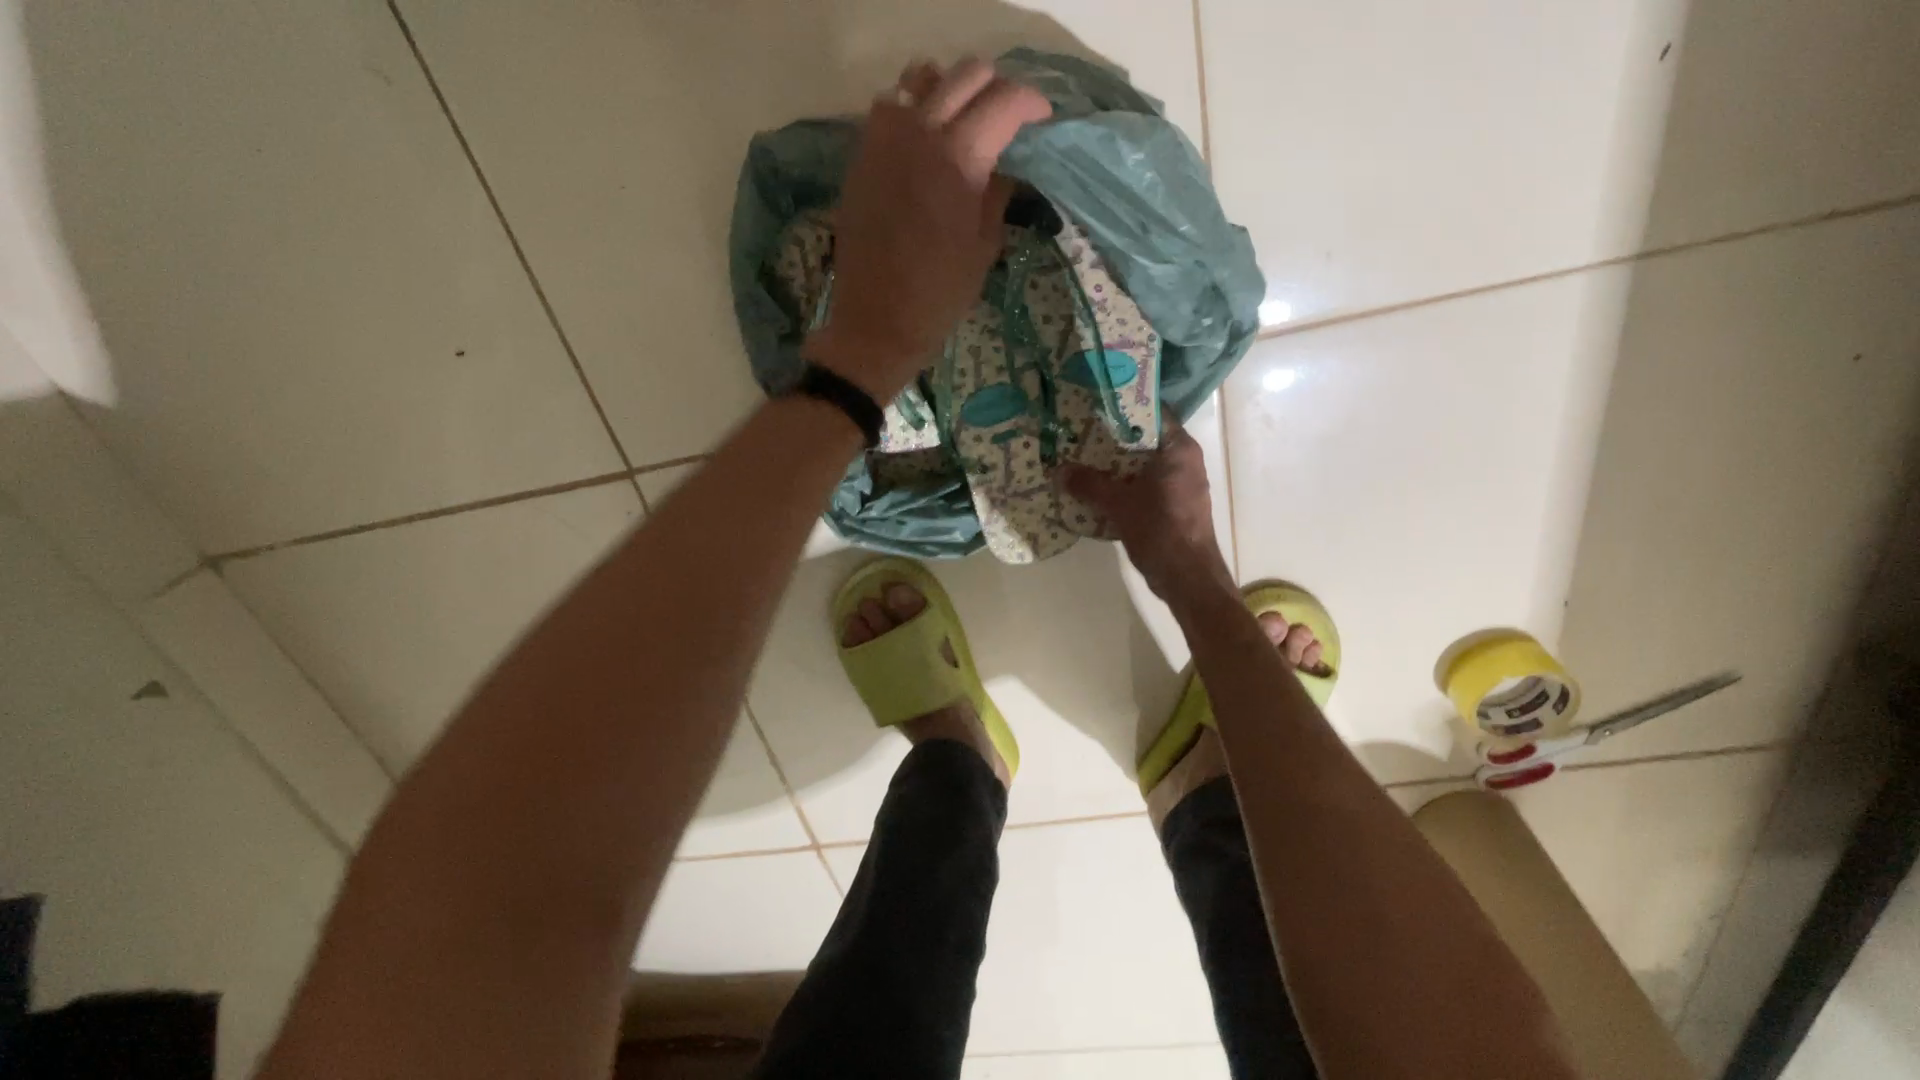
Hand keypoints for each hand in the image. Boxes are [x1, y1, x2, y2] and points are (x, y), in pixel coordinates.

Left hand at [804, 58, 1051, 401]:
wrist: (876, 322)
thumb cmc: (940, 294)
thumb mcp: (985, 246)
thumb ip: (997, 193)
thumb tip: (1005, 164)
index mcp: (959, 159)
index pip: (1005, 101)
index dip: (1031, 103)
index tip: (1041, 119)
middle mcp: (920, 134)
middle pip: (966, 75)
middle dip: (995, 87)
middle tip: (1006, 116)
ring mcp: (884, 140)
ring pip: (921, 79)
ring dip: (948, 89)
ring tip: (961, 118)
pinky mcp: (862, 156)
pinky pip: (888, 107)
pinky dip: (912, 109)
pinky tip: (924, 138)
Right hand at [1061, 421, 1236, 607]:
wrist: (1187, 577)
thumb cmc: (1159, 530)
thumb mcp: (1118, 504)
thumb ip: (1089, 484)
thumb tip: (1059, 470)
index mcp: (1178, 448)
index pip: (1152, 412)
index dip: (1123, 406)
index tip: (1094, 404)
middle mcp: (1185, 460)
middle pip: (1145, 438)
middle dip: (1113, 436)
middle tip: (1079, 431)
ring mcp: (1182, 483)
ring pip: (1144, 463)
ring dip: (1116, 463)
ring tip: (1081, 457)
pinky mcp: (1175, 504)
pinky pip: (1146, 484)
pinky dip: (1125, 483)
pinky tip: (1097, 488)